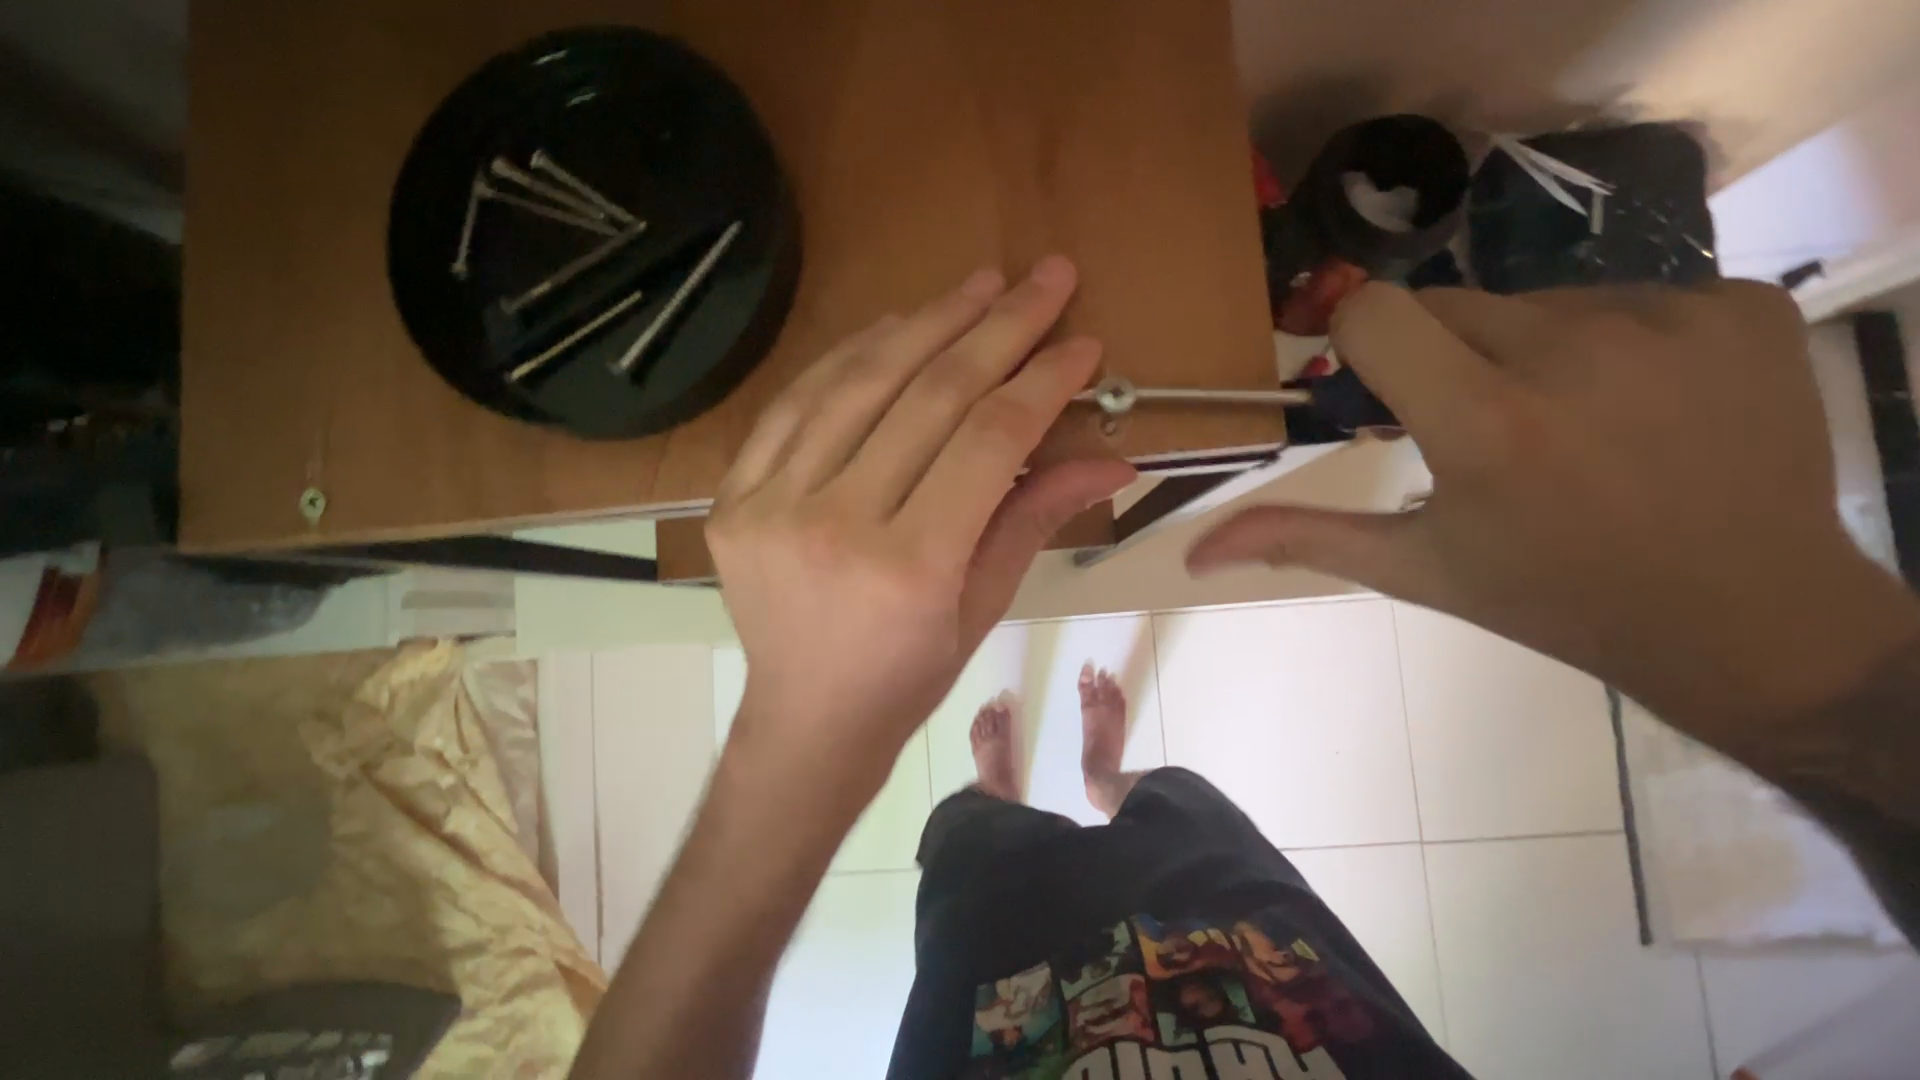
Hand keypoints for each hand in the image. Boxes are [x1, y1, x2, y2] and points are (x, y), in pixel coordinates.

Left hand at [708, 257, 1135, 769]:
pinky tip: (898, 325)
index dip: (1041, 380)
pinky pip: (798, 401)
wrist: (807, 716)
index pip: (988, 439)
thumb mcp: (984, 607)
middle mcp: (834, 524)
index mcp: (908, 567)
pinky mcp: (734, 495)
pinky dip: (852, 355)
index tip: (1082, 342)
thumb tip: (1112, 457)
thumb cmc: (909, 675)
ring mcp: (771, 504)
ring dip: (927, 321)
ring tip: (979, 283)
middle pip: (928, 395)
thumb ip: (1036, 517)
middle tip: (1045, 278)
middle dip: (997, 327)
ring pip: (859, 380)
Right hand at [1189, 283, 1919, 739]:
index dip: (1359, 341)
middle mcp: (1574, 354)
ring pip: (1538, 300)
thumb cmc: (1553, 597)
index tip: (1380, 387)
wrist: (1745, 617)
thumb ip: (1300, 539)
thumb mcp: (1415, 570)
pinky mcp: (1743, 308)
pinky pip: (1630, 296)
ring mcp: (1670, 321)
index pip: (1375, 310)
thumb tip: (1194, 552)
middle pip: (1451, 303)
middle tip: (1479, 425)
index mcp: (1483, 425)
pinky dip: (1619, 341)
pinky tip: (1644, 406)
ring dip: (1528, 349)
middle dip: (1442, 356)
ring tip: (1568, 424)